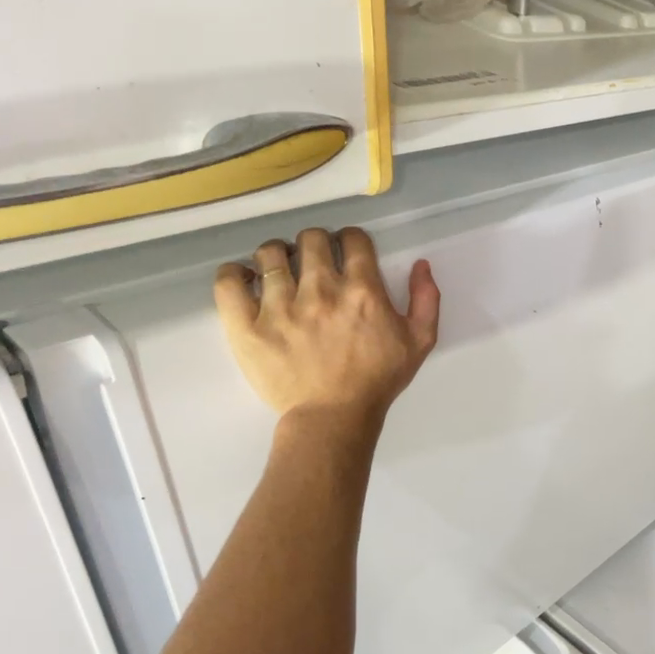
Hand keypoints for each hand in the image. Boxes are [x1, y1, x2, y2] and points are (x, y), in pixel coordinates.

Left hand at [214, 227, 440, 424]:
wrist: (334, 415)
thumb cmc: (380, 377)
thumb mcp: (420, 339)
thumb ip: (426, 298)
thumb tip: (420, 265)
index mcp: (363, 291)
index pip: (352, 240)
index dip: (351, 238)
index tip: (348, 249)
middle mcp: (321, 290)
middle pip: (310, 239)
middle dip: (316, 241)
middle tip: (316, 258)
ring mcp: (279, 307)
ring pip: (269, 254)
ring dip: (278, 254)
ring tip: (281, 268)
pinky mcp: (246, 326)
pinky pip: (228, 282)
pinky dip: (235, 273)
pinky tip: (246, 278)